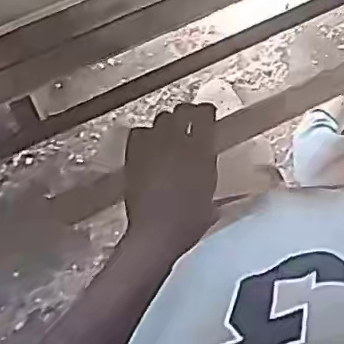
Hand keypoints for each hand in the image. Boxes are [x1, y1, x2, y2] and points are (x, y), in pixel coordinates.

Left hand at [122, 102, 218, 253]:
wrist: (157, 232)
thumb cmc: (190, 219)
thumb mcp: (210, 190)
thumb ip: (208, 168)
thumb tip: (207, 160)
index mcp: (202, 149)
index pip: (203, 113)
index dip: (206, 112)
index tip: (207, 116)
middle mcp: (177, 141)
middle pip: (180, 111)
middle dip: (186, 114)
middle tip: (189, 124)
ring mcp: (153, 147)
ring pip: (160, 119)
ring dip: (166, 124)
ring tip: (169, 135)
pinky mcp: (133, 156)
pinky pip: (138, 132)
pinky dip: (145, 135)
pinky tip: (149, 145)